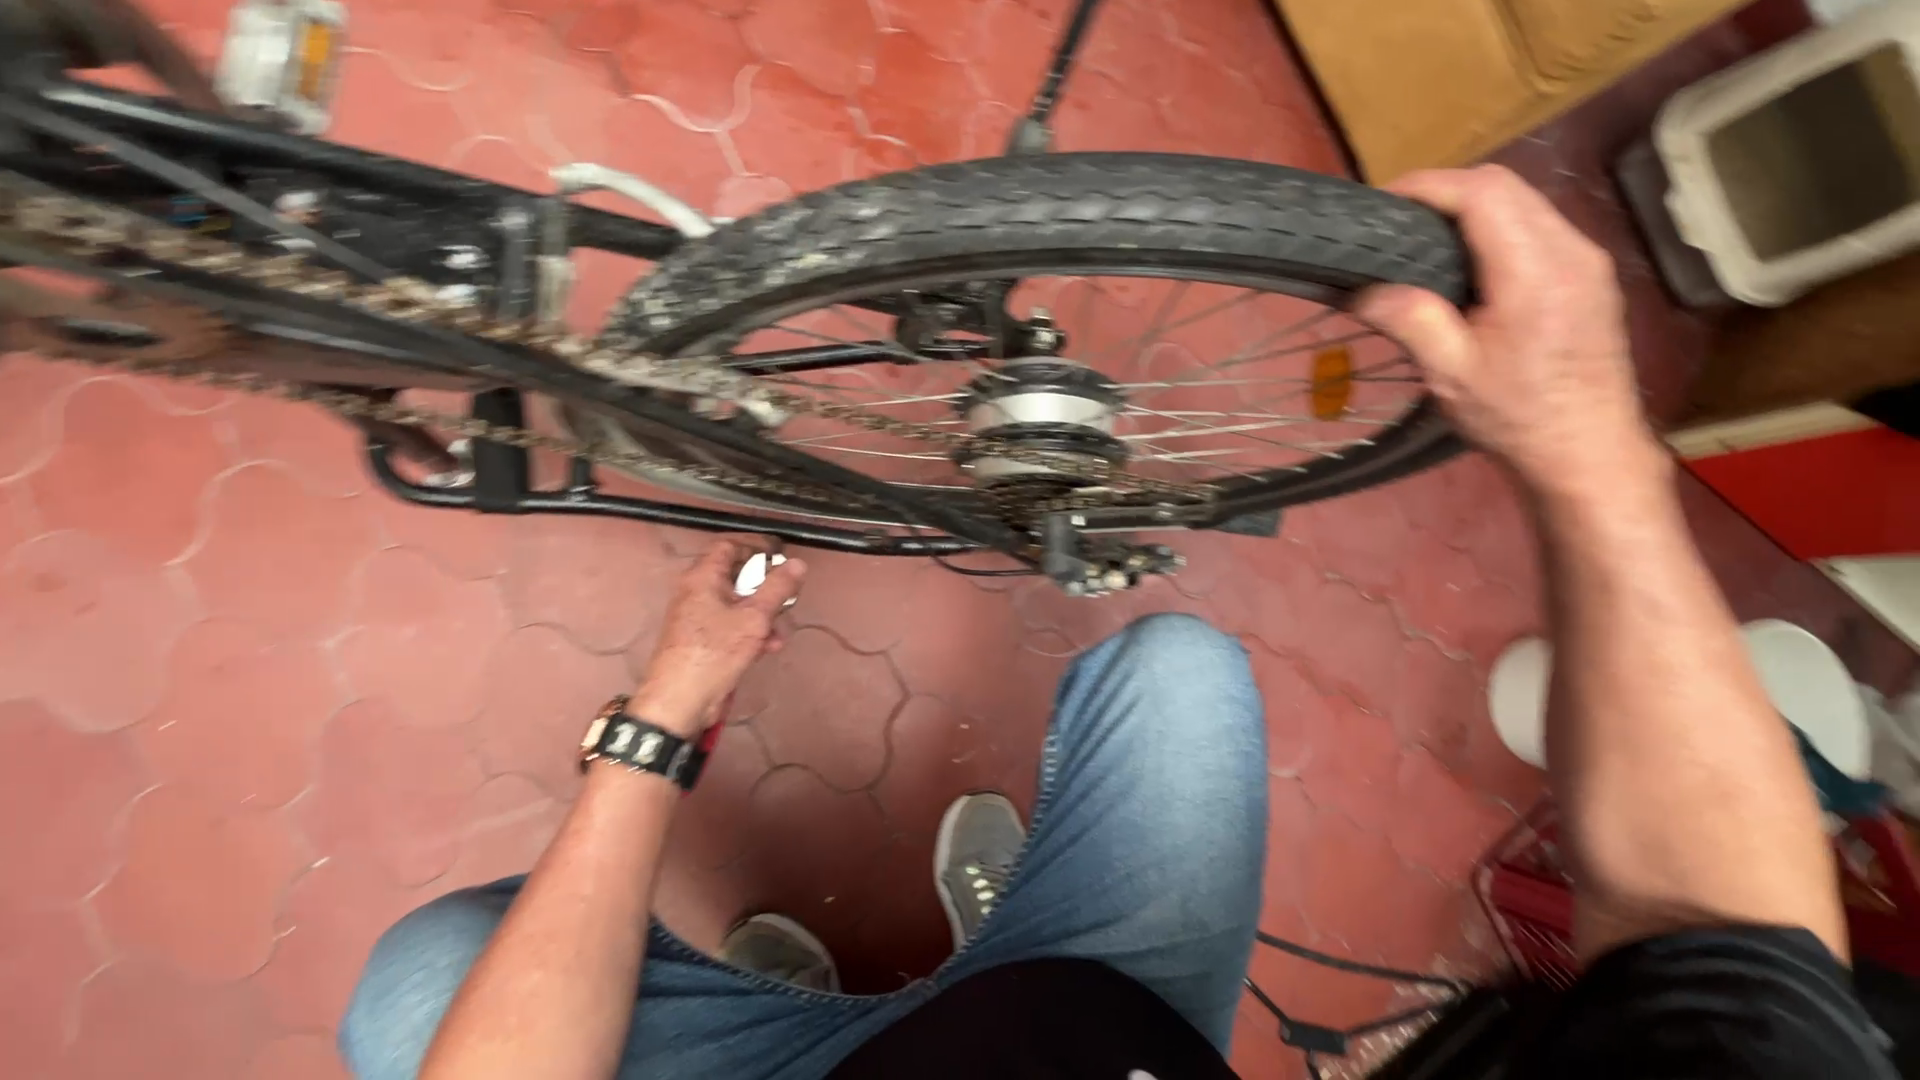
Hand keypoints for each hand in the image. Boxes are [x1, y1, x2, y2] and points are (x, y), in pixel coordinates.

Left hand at [629, 536, 805, 736]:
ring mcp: (697, 615)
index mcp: (703, 577)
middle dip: (765, 585)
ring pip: (736, 602)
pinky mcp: (701, 638)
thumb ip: (778, 588)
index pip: (730, 545)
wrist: (679, 700)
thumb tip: (797, 563)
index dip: (756, 544)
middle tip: (787, 592)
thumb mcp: (754, 618)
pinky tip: (767, 647)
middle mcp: (696, 590)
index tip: (781, 552)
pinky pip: (730, 623)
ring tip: (779, 630)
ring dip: (762, 612)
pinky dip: (750, 629)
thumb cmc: (715, 651)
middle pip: (735, 575)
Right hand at [1353, 165, 1664, 498]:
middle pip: (1506, 187)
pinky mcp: (1585, 274)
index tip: (1381, 203)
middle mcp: (1570, 249)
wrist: (1585, 449)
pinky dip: (1492, 227)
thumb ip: (1409, 320)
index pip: (1483, 194)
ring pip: (1523, 202)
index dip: (1429, 186)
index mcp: (1535, 270)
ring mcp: (1584, 259)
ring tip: (1418, 238)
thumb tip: (1360, 290)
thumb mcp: (1450, 372)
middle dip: (1445, 190)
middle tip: (1392, 221)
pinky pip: (1535, 226)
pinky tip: (1461, 261)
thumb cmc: (1515, 414)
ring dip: (1469, 207)